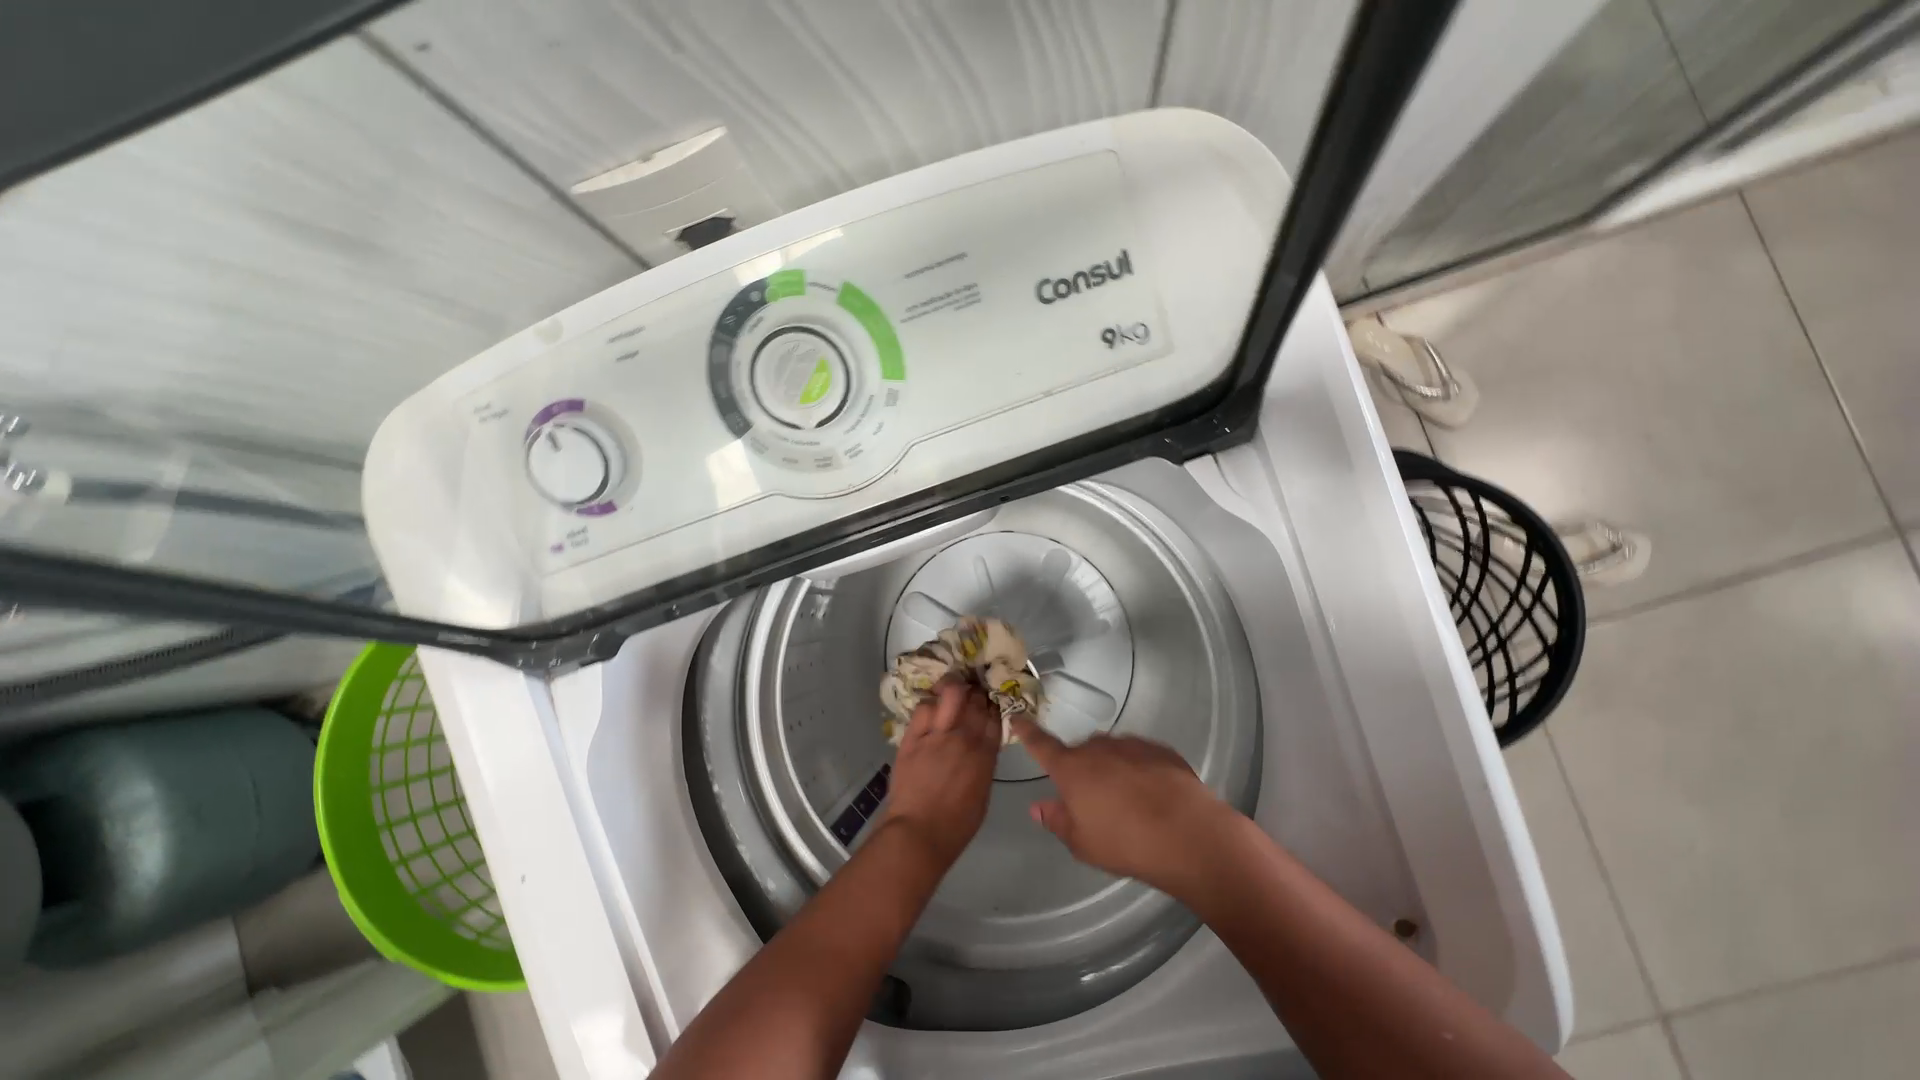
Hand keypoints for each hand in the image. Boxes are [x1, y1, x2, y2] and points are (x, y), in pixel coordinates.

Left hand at [881, 679, 1001, 868]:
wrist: (919, 832)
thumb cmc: (956, 824)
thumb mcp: (982, 795)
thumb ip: (983, 766)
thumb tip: (980, 751)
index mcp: (985, 756)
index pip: (994, 718)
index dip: (993, 706)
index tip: (990, 703)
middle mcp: (964, 738)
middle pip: (975, 702)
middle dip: (976, 695)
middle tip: (972, 694)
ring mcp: (937, 735)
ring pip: (951, 695)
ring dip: (954, 690)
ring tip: (952, 692)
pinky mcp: (913, 738)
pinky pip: (923, 708)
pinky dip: (930, 703)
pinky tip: (931, 706)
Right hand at [1010, 713, 1244, 898]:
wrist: (1188, 834)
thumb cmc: (1125, 842)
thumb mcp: (1082, 843)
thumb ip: (1057, 820)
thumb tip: (1038, 806)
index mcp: (1072, 769)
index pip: (1041, 745)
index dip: (1027, 733)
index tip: (1017, 718)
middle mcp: (1098, 748)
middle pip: (1082, 753)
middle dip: (1083, 770)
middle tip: (1094, 802)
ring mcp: (1132, 745)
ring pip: (1112, 753)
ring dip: (1113, 769)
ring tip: (1129, 803)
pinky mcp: (1161, 750)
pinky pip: (1140, 757)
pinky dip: (1140, 770)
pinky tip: (1153, 796)